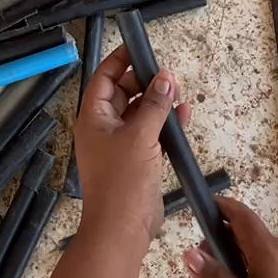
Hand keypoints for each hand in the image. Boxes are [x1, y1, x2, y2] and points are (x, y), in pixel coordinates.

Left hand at [74, 45, 180, 247]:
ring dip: (158, 102)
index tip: (140, 48)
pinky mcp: (137, 158)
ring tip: (179, 94)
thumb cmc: (122, 182)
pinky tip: (183, 115)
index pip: (104, 78)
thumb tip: (165, 78)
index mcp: (94, 117)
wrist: (123, 229)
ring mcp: (121, 143)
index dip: (121, 60)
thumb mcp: (140, 136)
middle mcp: (104, 127)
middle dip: (146, 82)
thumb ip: (154, 105)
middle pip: (123, 92)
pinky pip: (151, 131)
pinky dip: (165, 122)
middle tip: (168, 76)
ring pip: (140, 111)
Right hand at [183, 196, 277, 277]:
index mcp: (267, 249)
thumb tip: (189, 252)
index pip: (240, 214)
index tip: (199, 211)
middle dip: (220, 241)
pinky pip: (265, 265)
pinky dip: (247, 271)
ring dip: (233, 260)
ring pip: (254, 251)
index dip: (219, 207)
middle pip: (246, 232)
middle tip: (203, 268)